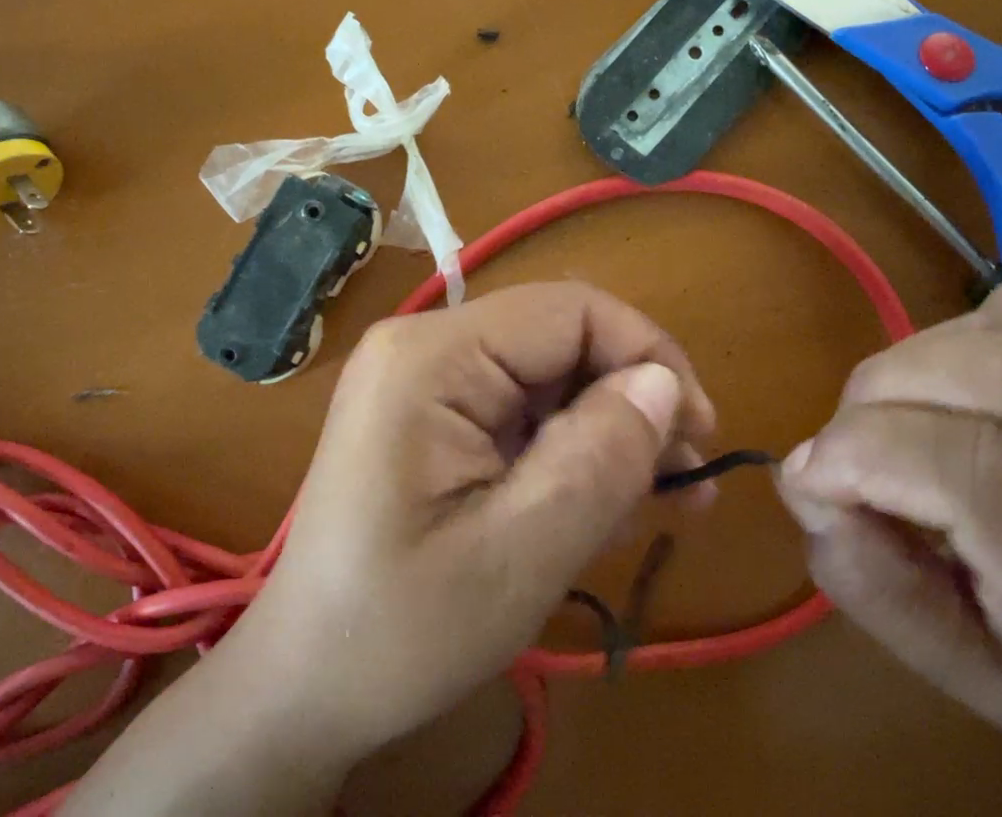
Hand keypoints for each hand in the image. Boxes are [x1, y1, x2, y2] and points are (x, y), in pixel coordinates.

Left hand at [223, 281, 715, 758]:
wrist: (303, 689)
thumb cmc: (401, 631)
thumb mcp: (519, 554)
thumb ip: (598, 459)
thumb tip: (663, 384)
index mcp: (432, 358)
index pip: (573, 312)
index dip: (649, 360)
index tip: (698, 439)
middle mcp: (422, 349)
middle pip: (562, 342)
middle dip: (632, 404)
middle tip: (686, 489)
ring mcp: (420, 385)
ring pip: (549, 382)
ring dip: (609, 436)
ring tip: (656, 508)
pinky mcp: (428, 424)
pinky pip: (519, 417)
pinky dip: (569, 455)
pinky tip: (601, 511)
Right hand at [775, 260, 1001, 776]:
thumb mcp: (972, 679)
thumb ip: (876, 588)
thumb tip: (801, 477)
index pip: (982, 477)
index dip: (866, 454)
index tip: (813, 477)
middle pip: (1001, 378)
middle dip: (880, 394)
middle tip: (849, 443)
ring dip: (917, 357)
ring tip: (902, 414)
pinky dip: (987, 314)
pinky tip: (979, 373)